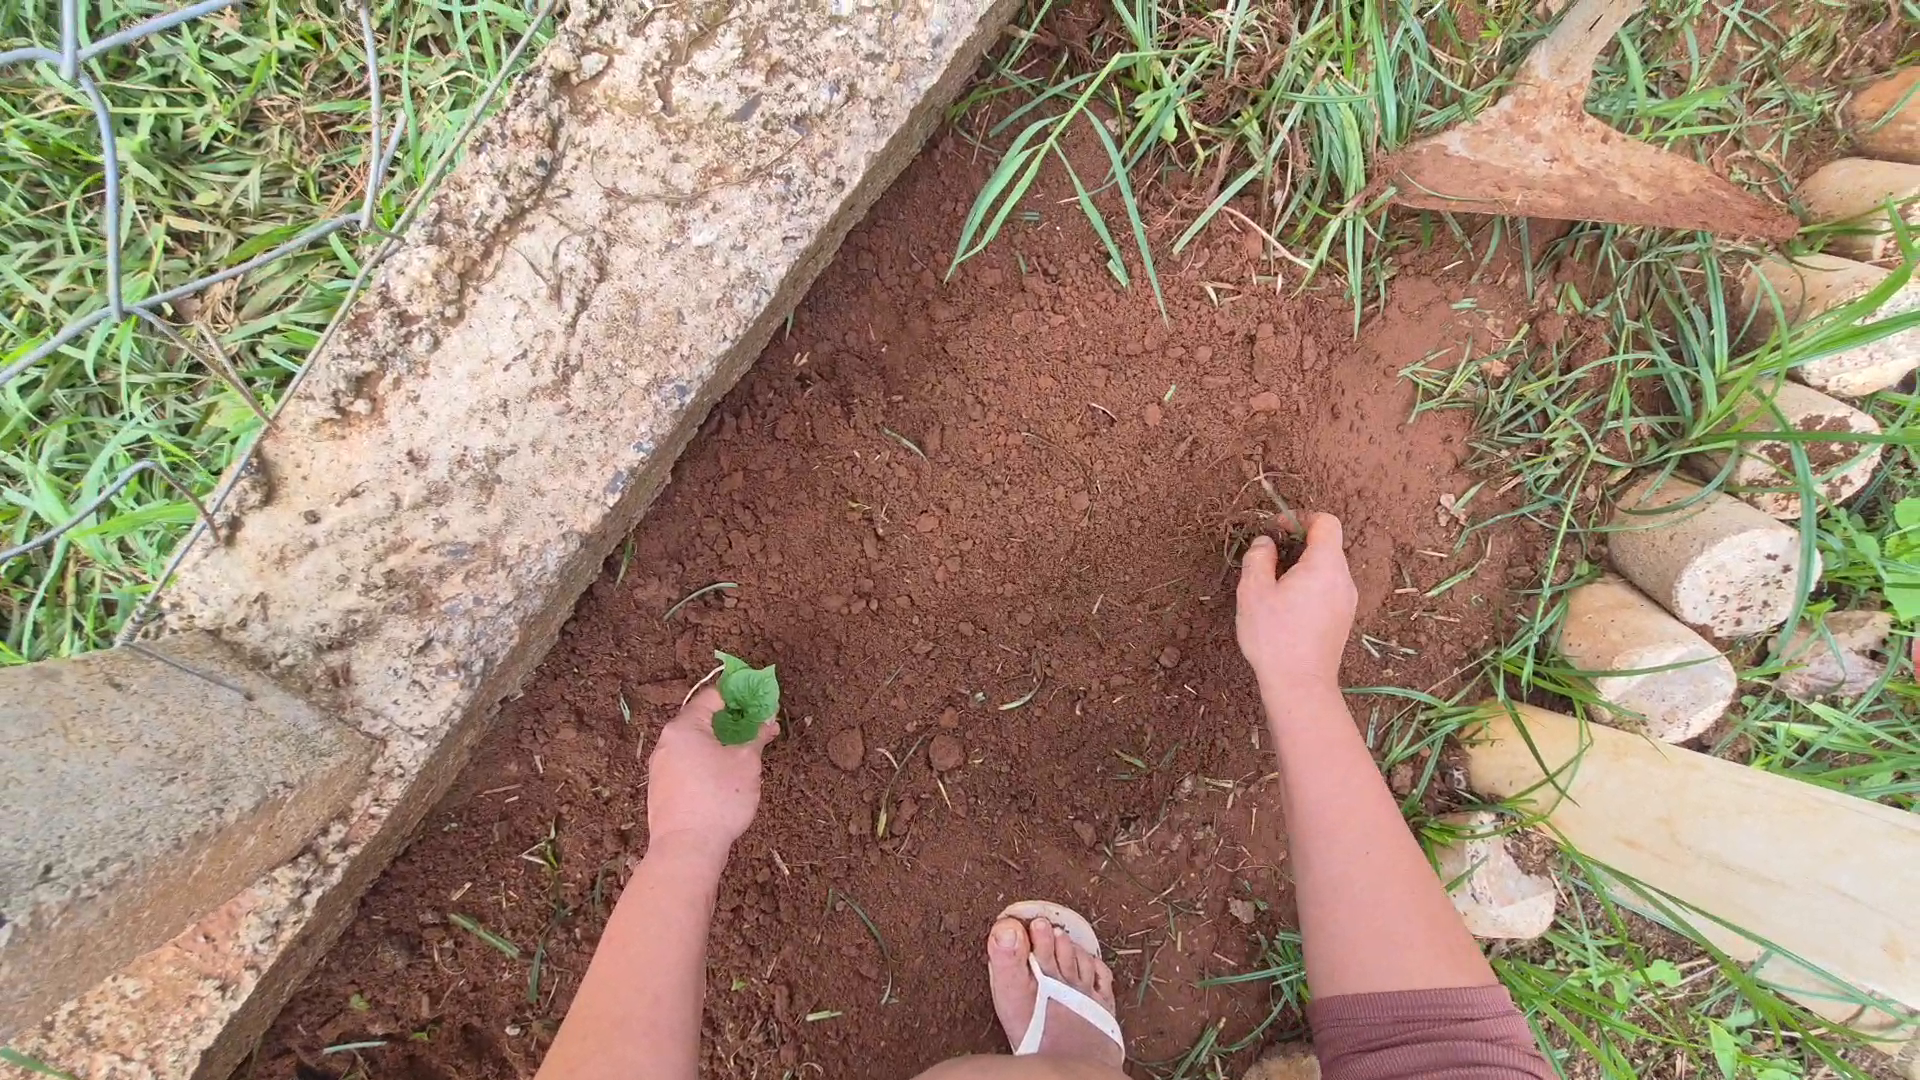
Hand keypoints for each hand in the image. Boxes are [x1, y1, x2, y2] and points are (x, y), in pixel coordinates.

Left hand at [646, 687, 776, 859]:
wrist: (687, 849)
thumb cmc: (719, 798)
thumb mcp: (747, 762)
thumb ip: (757, 735)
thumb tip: (768, 721)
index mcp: (684, 728)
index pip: (712, 697)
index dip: (739, 696)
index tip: (760, 701)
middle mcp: (666, 743)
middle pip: (702, 720)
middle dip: (732, 722)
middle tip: (758, 728)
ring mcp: (660, 768)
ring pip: (695, 744)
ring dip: (720, 743)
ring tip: (746, 753)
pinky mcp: (662, 790)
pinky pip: (687, 764)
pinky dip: (707, 761)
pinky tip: (726, 776)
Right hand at [1236, 513, 1357, 690]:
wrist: (1299, 684)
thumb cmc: (1274, 636)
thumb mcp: (1253, 591)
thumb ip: (1258, 558)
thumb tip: (1265, 543)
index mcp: (1325, 566)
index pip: (1326, 522)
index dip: (1300, 518)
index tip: (1275, 529)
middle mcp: (1343, 579)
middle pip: (1326, 545)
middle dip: (1296, 544)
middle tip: (1266, 559)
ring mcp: (1347, 600)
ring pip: (1326, 568)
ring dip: (1301, 566)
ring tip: (1272, 585)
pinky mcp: (1343, 618)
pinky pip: (1327, 587)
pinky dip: (1308, 584)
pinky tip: (1285, 605)